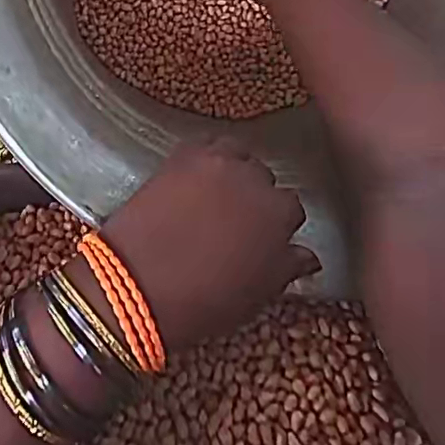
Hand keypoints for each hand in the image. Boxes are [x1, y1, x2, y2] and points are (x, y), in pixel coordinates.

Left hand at [97, 138, 317, 349]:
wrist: (138, 283)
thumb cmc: (204, 300)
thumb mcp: (256, 294)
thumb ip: (286, 267)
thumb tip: (306, 255)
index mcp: (278, 213)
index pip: (290, 207)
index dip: (276, 225)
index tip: (263, 238)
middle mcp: (252, 178)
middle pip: (263, 177)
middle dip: (255, 195)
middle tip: (236, 220)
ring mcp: (215, 162)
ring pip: (236, 153)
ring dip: (233, 169)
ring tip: (218, 193)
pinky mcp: (181, 155)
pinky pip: (204, 144)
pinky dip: (206, 156)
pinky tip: (197, 177)